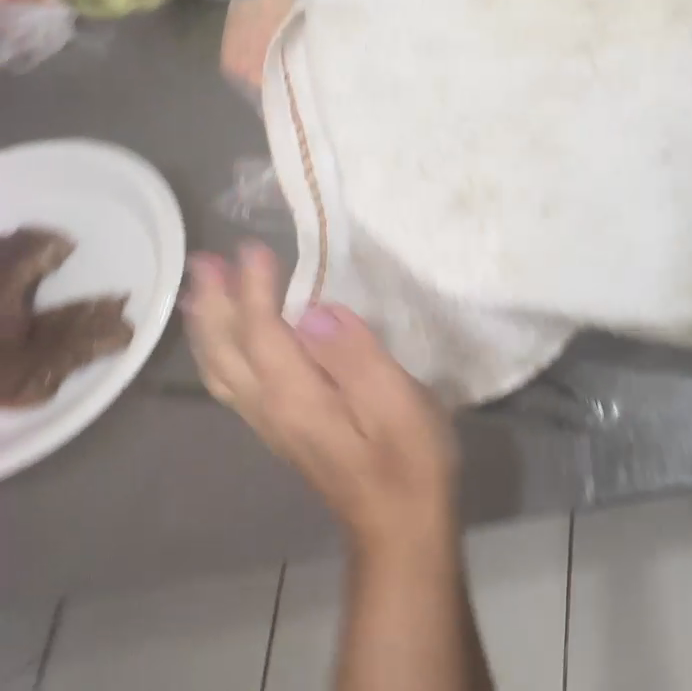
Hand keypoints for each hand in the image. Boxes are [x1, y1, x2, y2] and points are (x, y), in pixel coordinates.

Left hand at [185, 242, 457, 555]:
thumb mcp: (397, 403)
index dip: (257, 289)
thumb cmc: (410, 458)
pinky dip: (227, 352)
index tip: (258, 247)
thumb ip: (356, 356)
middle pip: (228, 350)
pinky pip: (239, 382)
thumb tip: (316, 310)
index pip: (264, 332)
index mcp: (297, 396)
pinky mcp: (289, 429)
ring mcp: (276, 422)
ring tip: (206, 294)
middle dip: (216, 303)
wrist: (400, 520)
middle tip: (208, 260)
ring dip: (212, 327)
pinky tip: (238, 346)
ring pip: (225, 368)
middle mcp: (271, 407)